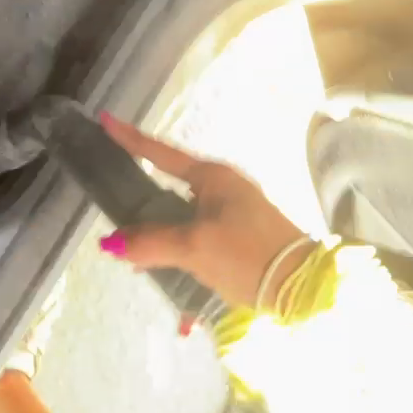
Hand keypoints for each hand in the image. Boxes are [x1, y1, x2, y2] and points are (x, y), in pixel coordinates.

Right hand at [98, 113, 306, 306]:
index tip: (105, 119)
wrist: (306, 291)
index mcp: (212, 176)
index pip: (160, 152)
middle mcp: (222, 188)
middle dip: (144, 208)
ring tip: (143, 262)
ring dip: (163, 240)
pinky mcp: (240, 238)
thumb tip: (111, 244)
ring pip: (182, 219)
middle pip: (169, 189)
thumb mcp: (194, 247)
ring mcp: (233, 213)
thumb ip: (150, 242)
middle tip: (118, 214)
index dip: (130, 138)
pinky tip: (177, 294)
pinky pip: (197, 241)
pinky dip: (182, 259)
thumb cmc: (248, 254)